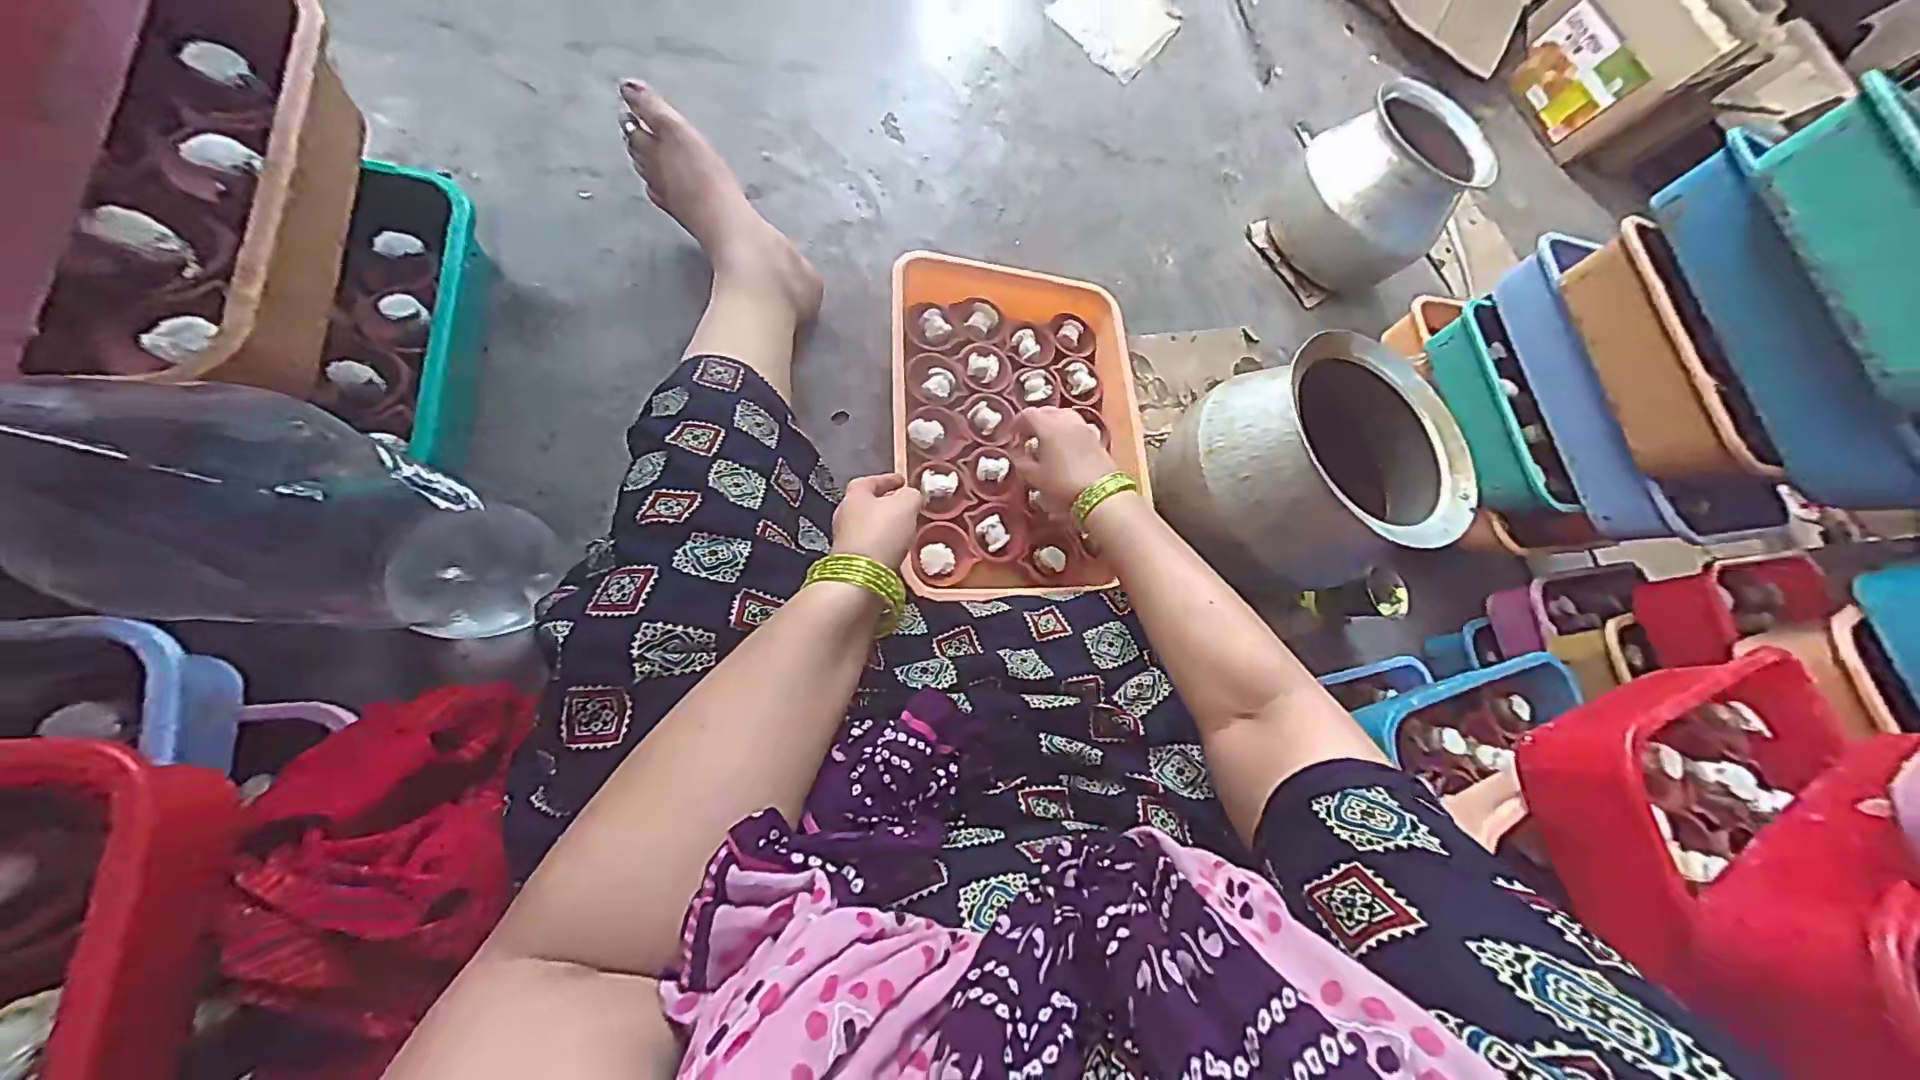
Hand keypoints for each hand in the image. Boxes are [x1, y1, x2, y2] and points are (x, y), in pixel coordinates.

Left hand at [830, 474, 923, 569]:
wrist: (862, 576)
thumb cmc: (882, 532)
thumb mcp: (906, 505)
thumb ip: (912, 495)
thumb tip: (913, 496)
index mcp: (855, 494)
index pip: (871, 480)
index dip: (888, 479)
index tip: (903, 481)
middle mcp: (845, 513)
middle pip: (867, 503)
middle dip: (886, 503)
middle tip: (905, 505)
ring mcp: (845, 538)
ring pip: (869, 524)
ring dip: (885, 524)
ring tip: (905, 527)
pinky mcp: (850, 559)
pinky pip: (871, 544)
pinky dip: (883, 542)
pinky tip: (897, 547)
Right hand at [1011, 407, 1119, 512]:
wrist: (1099, 493)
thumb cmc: (1062, 483)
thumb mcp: (1034, 477)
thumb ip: (1022, 462)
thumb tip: (1018, 454)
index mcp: (1048, 426)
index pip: (1028, 414)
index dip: (1017, 423)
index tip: (1012, 436)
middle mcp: (1066, 420)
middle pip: (1047, 411)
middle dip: (1035, 422)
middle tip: (1028, 438)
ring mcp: (1084, 427)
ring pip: (1064, 415)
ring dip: (1052, 424)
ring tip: (1047, 441)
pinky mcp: (1096, 437)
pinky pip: (1076, 426)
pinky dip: (1067, 430)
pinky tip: (1065, 446)